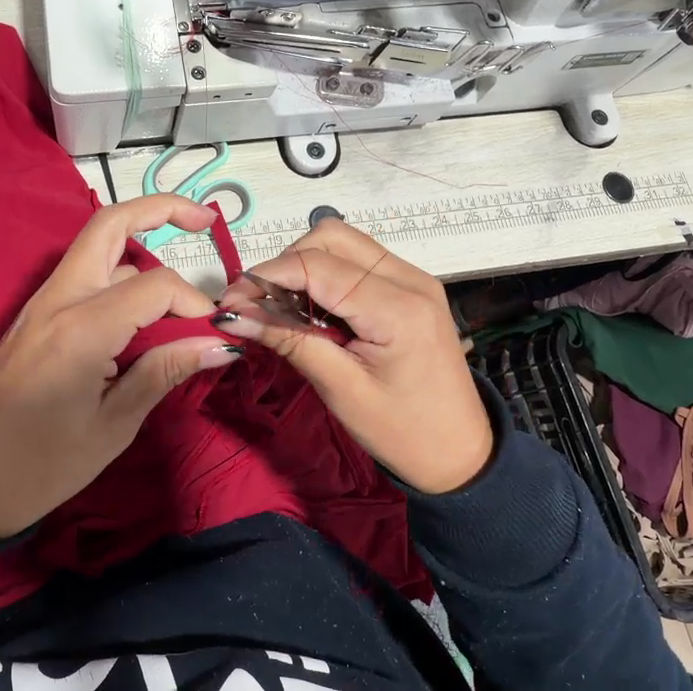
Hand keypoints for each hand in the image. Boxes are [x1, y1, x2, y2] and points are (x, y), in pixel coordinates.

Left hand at [0, 195, 241, 538]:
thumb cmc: (42, 464)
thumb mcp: (113, 425)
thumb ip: (164, 372)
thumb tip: (220, 344)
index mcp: (81, 328)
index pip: (156, 285)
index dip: (196, 304)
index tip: (215, 337)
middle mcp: (60, 299)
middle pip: (111, 225)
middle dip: (161, 209)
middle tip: (206, 220)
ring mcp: (43, 302)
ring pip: (97, 246)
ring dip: (141, 246)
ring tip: (180, 289)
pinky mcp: (37, 314)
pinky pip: (85, 275)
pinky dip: (121, 274)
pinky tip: (144, 311)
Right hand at [219, 219, 491, 494]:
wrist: (461, 454)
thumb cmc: (402, 432)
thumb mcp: (341, 389)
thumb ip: (289, 340)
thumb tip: (235, 313)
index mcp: (397, 308)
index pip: (316, 266)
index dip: (267, 276)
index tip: (231, 302)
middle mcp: (410, 278)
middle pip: (330, 237)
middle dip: (286, 263)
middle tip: (259, 304)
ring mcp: (414, 277)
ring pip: (343, 242)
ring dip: (305, 265)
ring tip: (284, 308)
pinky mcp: (411, 286)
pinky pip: (358, 259)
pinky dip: (326, 273)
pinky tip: (313, 309)